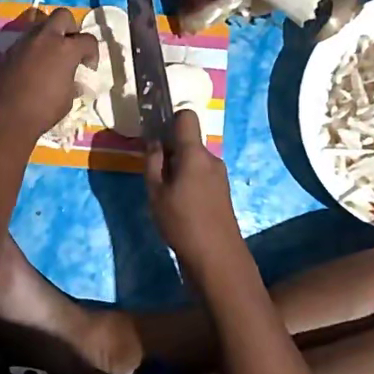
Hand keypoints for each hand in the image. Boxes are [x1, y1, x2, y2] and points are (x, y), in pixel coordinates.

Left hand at [0, 9, 98, 142]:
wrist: (8, 116)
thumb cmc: (44, 110)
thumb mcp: (68, 98)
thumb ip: (72, 82)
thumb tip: (73, 80)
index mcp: (66, 49)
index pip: (88, 39)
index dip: (92, 52)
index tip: (88, 66)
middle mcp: (46, 38)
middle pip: (63, 16)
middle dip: (70, 28)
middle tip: (70, 47)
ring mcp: (25, 42)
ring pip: (41, 25)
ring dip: (50, 36)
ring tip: (50, 56)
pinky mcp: (9, 50)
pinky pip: (26, 41)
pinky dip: (33, 48)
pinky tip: (33, 65)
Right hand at [144, 110, 244, 274]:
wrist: (216, 256)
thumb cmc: (182, 222)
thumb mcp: (156, 193)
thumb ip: (152, 163)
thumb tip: (153, 141)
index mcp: (194, 153)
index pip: (186, 116)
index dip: (169, 119)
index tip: (153, 134)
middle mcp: (211, 158)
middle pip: (188, 142)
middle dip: (169, 151)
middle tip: (152, 172)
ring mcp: (219, 175)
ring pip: (193, 160)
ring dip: (178, 168)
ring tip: (164, 193)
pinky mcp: (221, 191)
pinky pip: (201, 174)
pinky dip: (188, 181)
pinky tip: (178, 204)